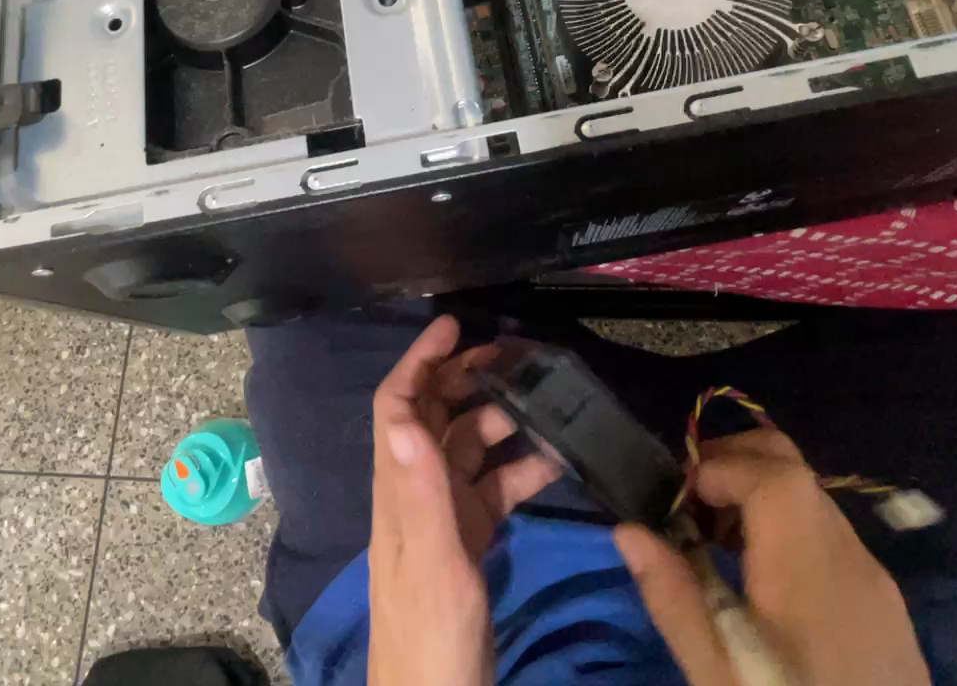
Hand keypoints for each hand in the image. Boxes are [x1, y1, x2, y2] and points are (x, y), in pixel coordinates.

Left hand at [368, 316, 560, 685]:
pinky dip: (524, 466)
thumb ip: (419, 490)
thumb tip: (403, 416)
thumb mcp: (430, 560)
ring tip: (545, 398)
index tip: (452, 325)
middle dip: (466, 378)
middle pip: (435, 415)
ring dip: (503, 418)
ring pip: (470, 446)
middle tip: (513, 355)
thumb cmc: (428, 630)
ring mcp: (445, 512)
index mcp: (400, 486)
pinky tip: (558, 458)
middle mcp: (418, 489)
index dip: (419, 361)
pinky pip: (498, 485)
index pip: (397, 406)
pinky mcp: (471, 535)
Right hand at [615, 429, 929, 685]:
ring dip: (755, 494)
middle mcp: (849, 557)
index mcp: (808, 568)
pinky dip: (783, 526)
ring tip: (713, 541)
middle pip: (793, 465)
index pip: (773, 472)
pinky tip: (757, 576)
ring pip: (808, 496)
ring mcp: (873, 579)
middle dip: (732, 461)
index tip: (678, 500)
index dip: (719, 466)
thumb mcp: (717, 674)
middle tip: (687, 502)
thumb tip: (628, 531)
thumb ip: (672, 597)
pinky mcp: (884, 604)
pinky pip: (826, 533)